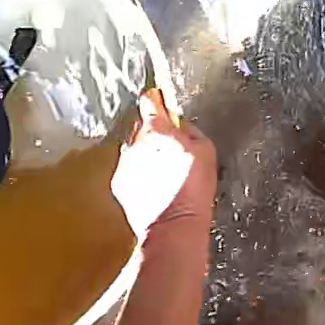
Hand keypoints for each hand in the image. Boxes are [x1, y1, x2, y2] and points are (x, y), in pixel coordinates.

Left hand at [110, 89, 216, 238]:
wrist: (172, 226)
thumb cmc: (191, 190)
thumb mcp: (206, 151)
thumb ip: (191, 131)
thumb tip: (181, 126)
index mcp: (156, 130)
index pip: (149, 101)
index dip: (157, 98)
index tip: (160, 99)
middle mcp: (134, 144)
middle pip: (140, 125)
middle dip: (153, 131)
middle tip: (171, 145)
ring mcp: (124, 164)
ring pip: (133, 149)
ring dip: (146, 154)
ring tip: (165, 171)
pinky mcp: (119, 184)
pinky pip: (129, 170)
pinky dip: (140, 174)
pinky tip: (156, 185)